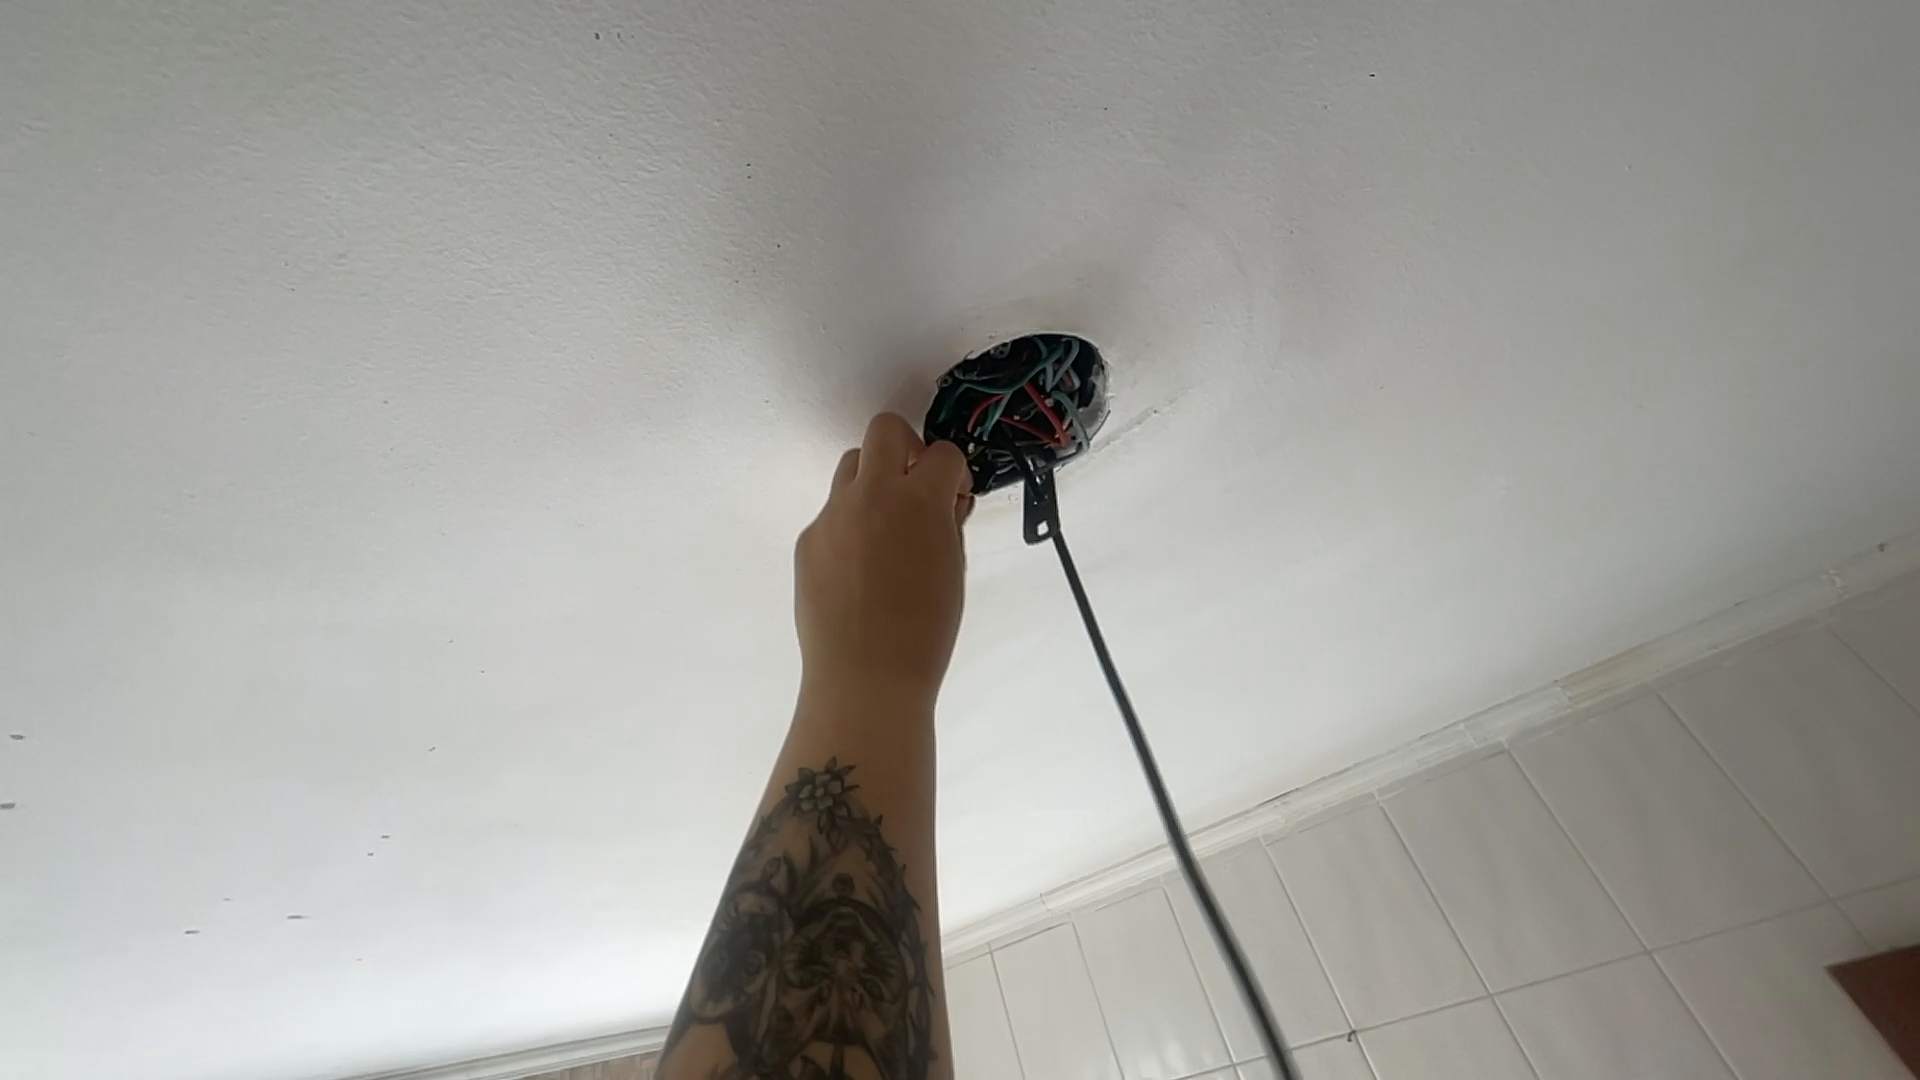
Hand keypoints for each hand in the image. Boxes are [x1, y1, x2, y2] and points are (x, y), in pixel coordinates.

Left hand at [795, 413, 973, 709]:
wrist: (867, 676)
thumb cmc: (926, 630)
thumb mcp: (953, 569)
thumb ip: (947, 523)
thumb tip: (943, 502)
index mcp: (918, 501)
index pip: (943, 453)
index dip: (954, 473)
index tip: (954, 498)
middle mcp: (871, 495)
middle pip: (884, 429)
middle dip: (908, 448)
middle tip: (916, 489)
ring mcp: (832, 515)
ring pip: (852, 467)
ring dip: (875, 483)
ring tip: (887, 530)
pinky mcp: (808, 539)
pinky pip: (833, 513)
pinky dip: (851, 525)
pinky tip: (859, 570)